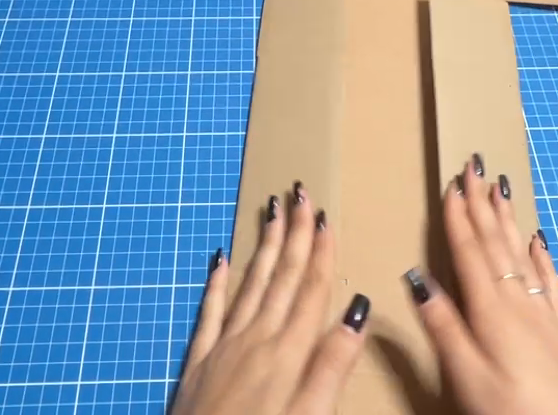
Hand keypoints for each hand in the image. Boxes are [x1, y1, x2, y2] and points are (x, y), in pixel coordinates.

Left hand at [175, 185, 369, 414]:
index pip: (310, 290)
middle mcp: (257, 338)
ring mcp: (225, 345)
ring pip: (250, 282)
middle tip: (300, 192)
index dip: (321, 252)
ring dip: (264, 245)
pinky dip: (217, 281)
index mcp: (287, 353)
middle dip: (294, 233)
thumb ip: (332, 366)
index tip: (326, 216)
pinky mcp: (200, 360)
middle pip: (281, 275)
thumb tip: (357, 308)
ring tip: (272, 210)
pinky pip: (210, 309)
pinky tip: (220, 256)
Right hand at [407, 158, 557, 414]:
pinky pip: (551, 282)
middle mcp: (518, 302)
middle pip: (496, 243)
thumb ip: (442, 325)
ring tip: (500, 187)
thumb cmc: (514, 412)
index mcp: (490, 309)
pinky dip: (542, 257)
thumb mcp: (466, 376)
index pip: (469, 252)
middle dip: (482, 203)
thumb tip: (415, 275)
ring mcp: (545, 315)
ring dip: (508, 220)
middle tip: (476, 165)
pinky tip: (539, 239)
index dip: (458, 216)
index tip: (452, 182)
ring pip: (521, 254)